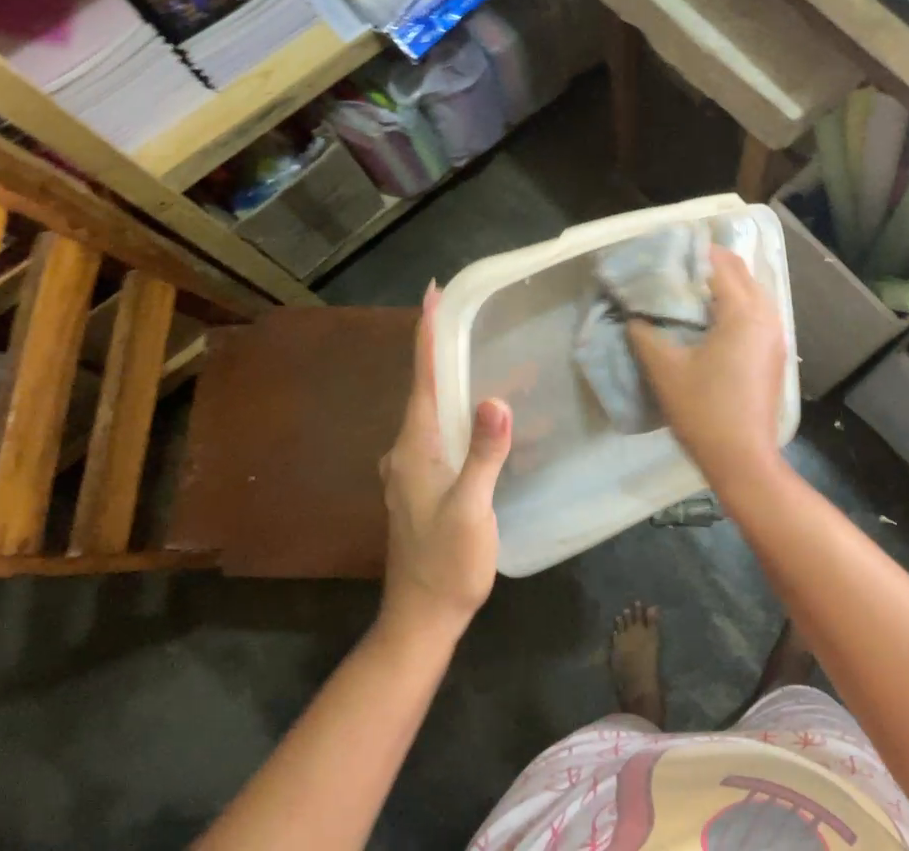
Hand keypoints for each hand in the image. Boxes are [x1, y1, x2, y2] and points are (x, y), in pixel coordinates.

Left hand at [380, 283, 511, 633]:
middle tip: (474, 318)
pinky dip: (469, 420)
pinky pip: (448, 438)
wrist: (423, 615)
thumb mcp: (471, 509)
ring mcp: (413, 471)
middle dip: (449, 351)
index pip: (422, 379)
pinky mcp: (426, 487)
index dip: (427, 334)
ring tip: (501, 366)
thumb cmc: (447, 563)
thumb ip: (483, 454)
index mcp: (414, 449)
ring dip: (464, 387)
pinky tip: (496, 423)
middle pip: (429, 389)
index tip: (432, 293)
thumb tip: (496, 399)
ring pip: (440, 415)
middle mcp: (408, 452)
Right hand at [626, 246, 786, 477]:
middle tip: (671, 270)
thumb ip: (645, 334)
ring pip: (750, 293)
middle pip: (739, 272)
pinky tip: (708, 322)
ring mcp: (776, 335)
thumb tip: (632, 314)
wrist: (743, 459)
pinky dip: (733, 306)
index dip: (689, 253)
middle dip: (706, 265)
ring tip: (686, 293)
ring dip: (722, 286)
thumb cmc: (704, 411)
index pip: (718, 263)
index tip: (661, 253)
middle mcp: (767, 315)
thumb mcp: (665, 370)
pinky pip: (755, 314)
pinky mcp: (774, 354)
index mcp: (743, 312)